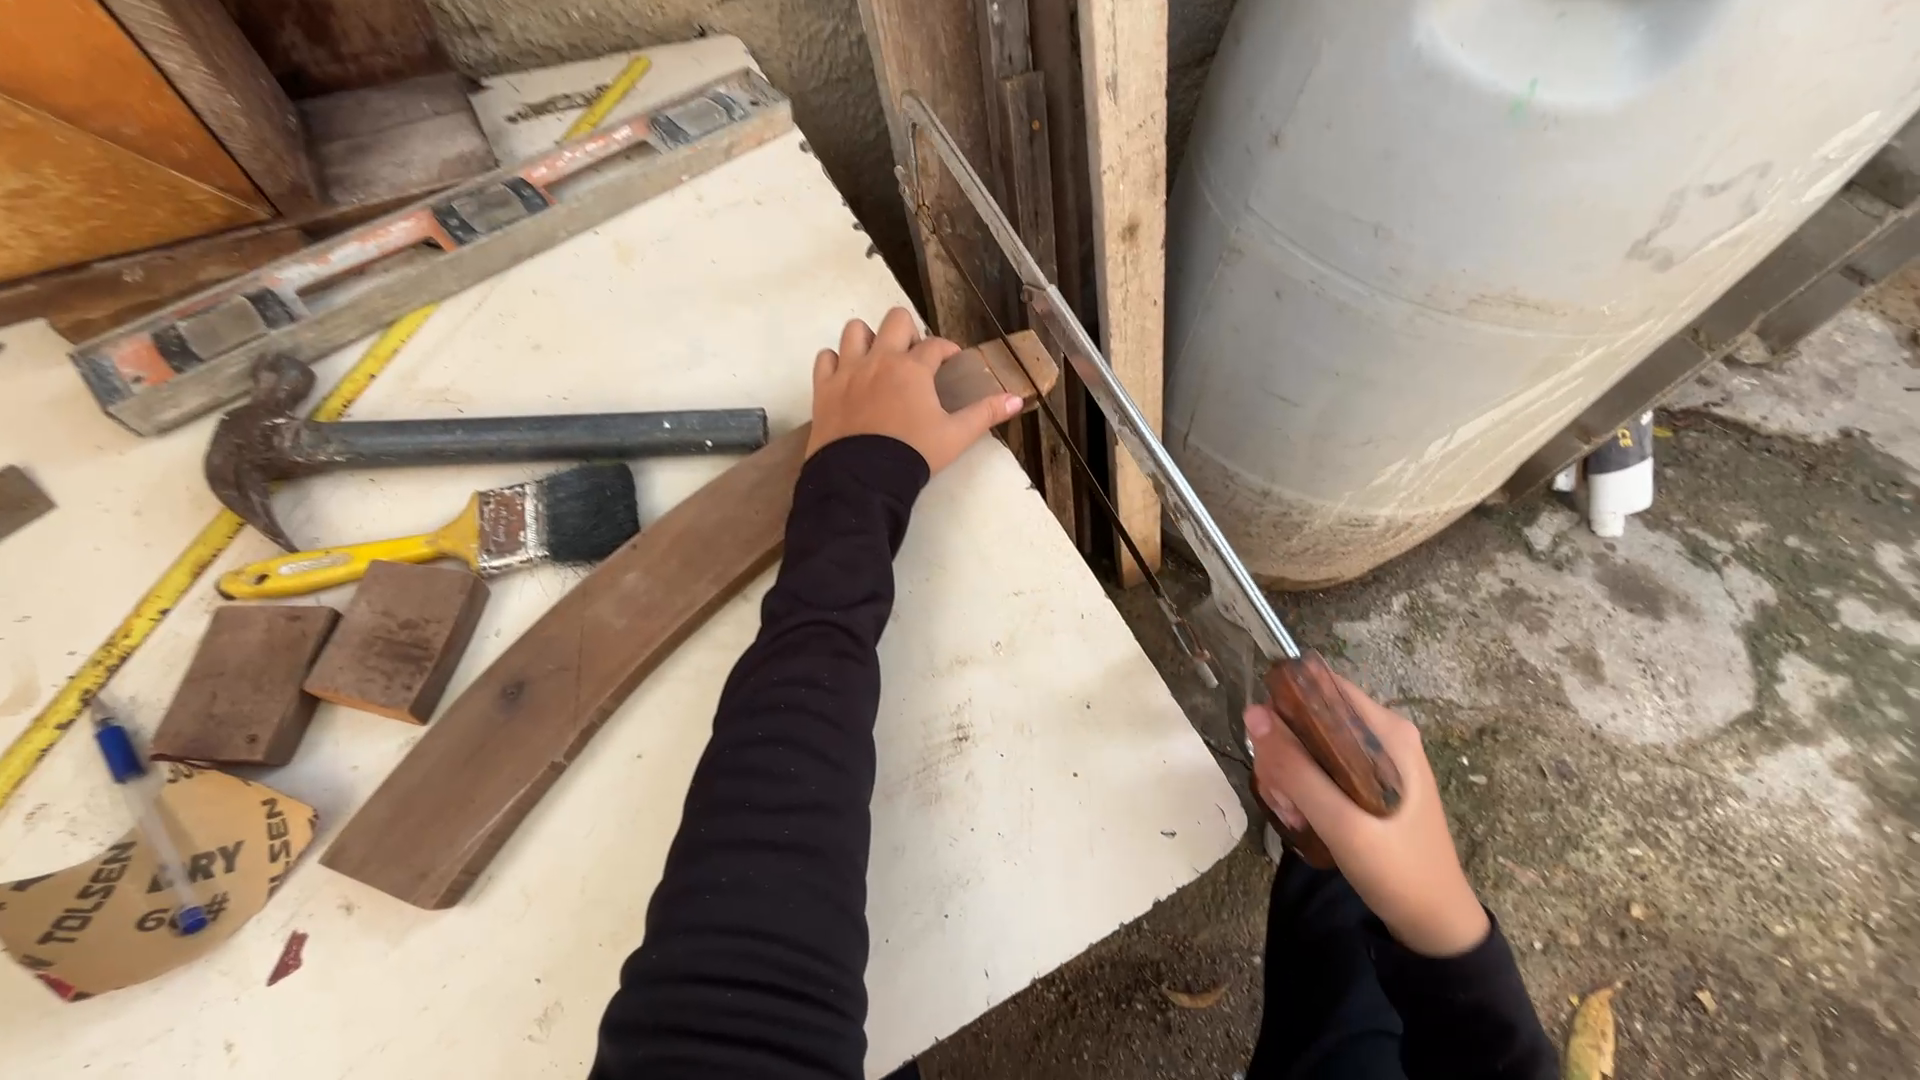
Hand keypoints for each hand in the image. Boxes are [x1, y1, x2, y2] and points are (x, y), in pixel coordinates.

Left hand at [807, 308, 1023, 472]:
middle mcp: (879, 360)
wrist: (862, 479)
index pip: (935, 345)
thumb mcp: (955, 436)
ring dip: (869, 339)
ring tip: (877, 359)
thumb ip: (985, 414)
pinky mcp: (824, 388)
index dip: (946, 349)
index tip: (950, 360)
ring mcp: (848, 371)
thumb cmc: (912, 455)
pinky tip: (847, 375)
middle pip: (895, 321)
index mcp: (913, 368)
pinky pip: (825, 357)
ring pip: (855, 330)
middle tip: (912, 357)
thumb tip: (1017, 399)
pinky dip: (836, 361)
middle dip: (908, 332)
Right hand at [1246, 675, 1490, 956]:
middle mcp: (1381, 735)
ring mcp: (1375, 759)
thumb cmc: (1396, 867)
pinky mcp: (1367, 782)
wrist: (1435, 923)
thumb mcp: (1340, 821)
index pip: (1321, 687)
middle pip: (1308, 718)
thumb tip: (1253, 714)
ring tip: (1292, 814)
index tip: (1267, 746)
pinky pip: (1319, 767)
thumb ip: (1296, 768)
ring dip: (1288, 776)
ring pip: (1307, 744)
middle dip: (1283, 753)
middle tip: (1283, 797)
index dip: (1284, 708)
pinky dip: (1301, 789)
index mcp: (1385, 730)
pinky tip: (1301, 818)